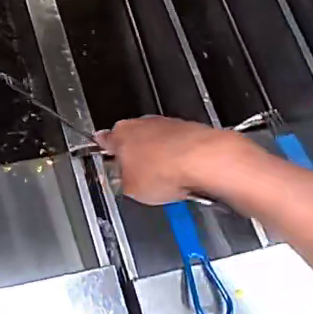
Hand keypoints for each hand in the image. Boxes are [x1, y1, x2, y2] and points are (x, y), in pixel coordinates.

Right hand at [95, 116, 259, 204]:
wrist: (207, 162)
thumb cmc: (169, 170)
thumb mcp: (129, 189)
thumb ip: (121, 181)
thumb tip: (125, 183)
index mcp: (120, 134)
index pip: (104, 140)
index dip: (105, 152)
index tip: (106, 157)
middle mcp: (143, 124)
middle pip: (133, 141)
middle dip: (136, 158)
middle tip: (139, 178)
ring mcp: (170, 125)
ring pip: (158, 143)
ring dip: (160, 159)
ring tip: (167, 181)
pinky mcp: (192, 130)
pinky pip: (181, 146)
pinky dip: (181, 159)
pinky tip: (184, 176)